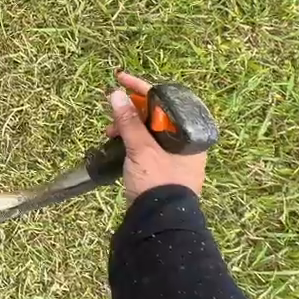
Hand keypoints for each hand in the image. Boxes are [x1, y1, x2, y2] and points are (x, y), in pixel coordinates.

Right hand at [106, 70, 206, 201]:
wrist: (160, 220)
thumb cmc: (157, 180)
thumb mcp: (140, 148)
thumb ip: (128, 121)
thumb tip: (115, 94)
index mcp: (190, 135)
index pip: (165, 101)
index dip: (141, 88)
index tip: (120, 79)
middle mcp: (185, 142)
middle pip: (155, 114)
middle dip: (130, 109)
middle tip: (111, 110)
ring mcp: (174, 154)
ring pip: (147, 128)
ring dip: (126, 125)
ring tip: (109, 132)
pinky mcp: (161, 165)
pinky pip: (144, 142)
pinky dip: (129, 138)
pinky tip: (115, 141)